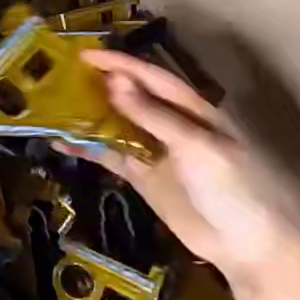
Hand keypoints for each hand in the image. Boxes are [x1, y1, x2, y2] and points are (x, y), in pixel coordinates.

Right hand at [59, 50, 299, 285]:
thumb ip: (153, 115)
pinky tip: (59, 142)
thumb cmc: (233, 188)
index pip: (151, 76)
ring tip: (52, 104)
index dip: (120, 63)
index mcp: (192, 109)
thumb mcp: (196, 145)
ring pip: (114, 124)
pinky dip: (85, 148)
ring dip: (87, 114)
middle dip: (99, 83)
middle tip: (61, 74)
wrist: (247, 245)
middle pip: (130, 96)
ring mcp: (154, 150)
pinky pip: (108, 155)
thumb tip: (114, 82)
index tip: (83, 54)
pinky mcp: (141, 176)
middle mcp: (170, 124)